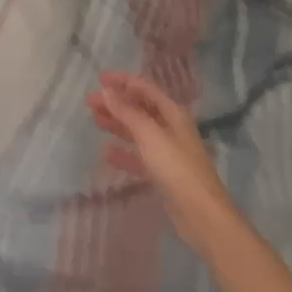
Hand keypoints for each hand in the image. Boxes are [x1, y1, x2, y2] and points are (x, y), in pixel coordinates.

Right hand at [88, 71, 236, 252]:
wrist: (201, 213)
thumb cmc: (176, 167)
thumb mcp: (149, 135)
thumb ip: (127, 112)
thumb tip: (107, 91)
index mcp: (173, 113)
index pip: (145, 88)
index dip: (123, 81)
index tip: (99, 78)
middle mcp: (171, 128)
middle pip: (140, 109)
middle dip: (116, 103)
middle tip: (90, 102)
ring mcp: (167, 152)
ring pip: (138, 132)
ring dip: (117, 124)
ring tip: (94, 120)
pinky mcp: (163, 174)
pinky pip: (139, 156)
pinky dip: (123, 153)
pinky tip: (106, 153)